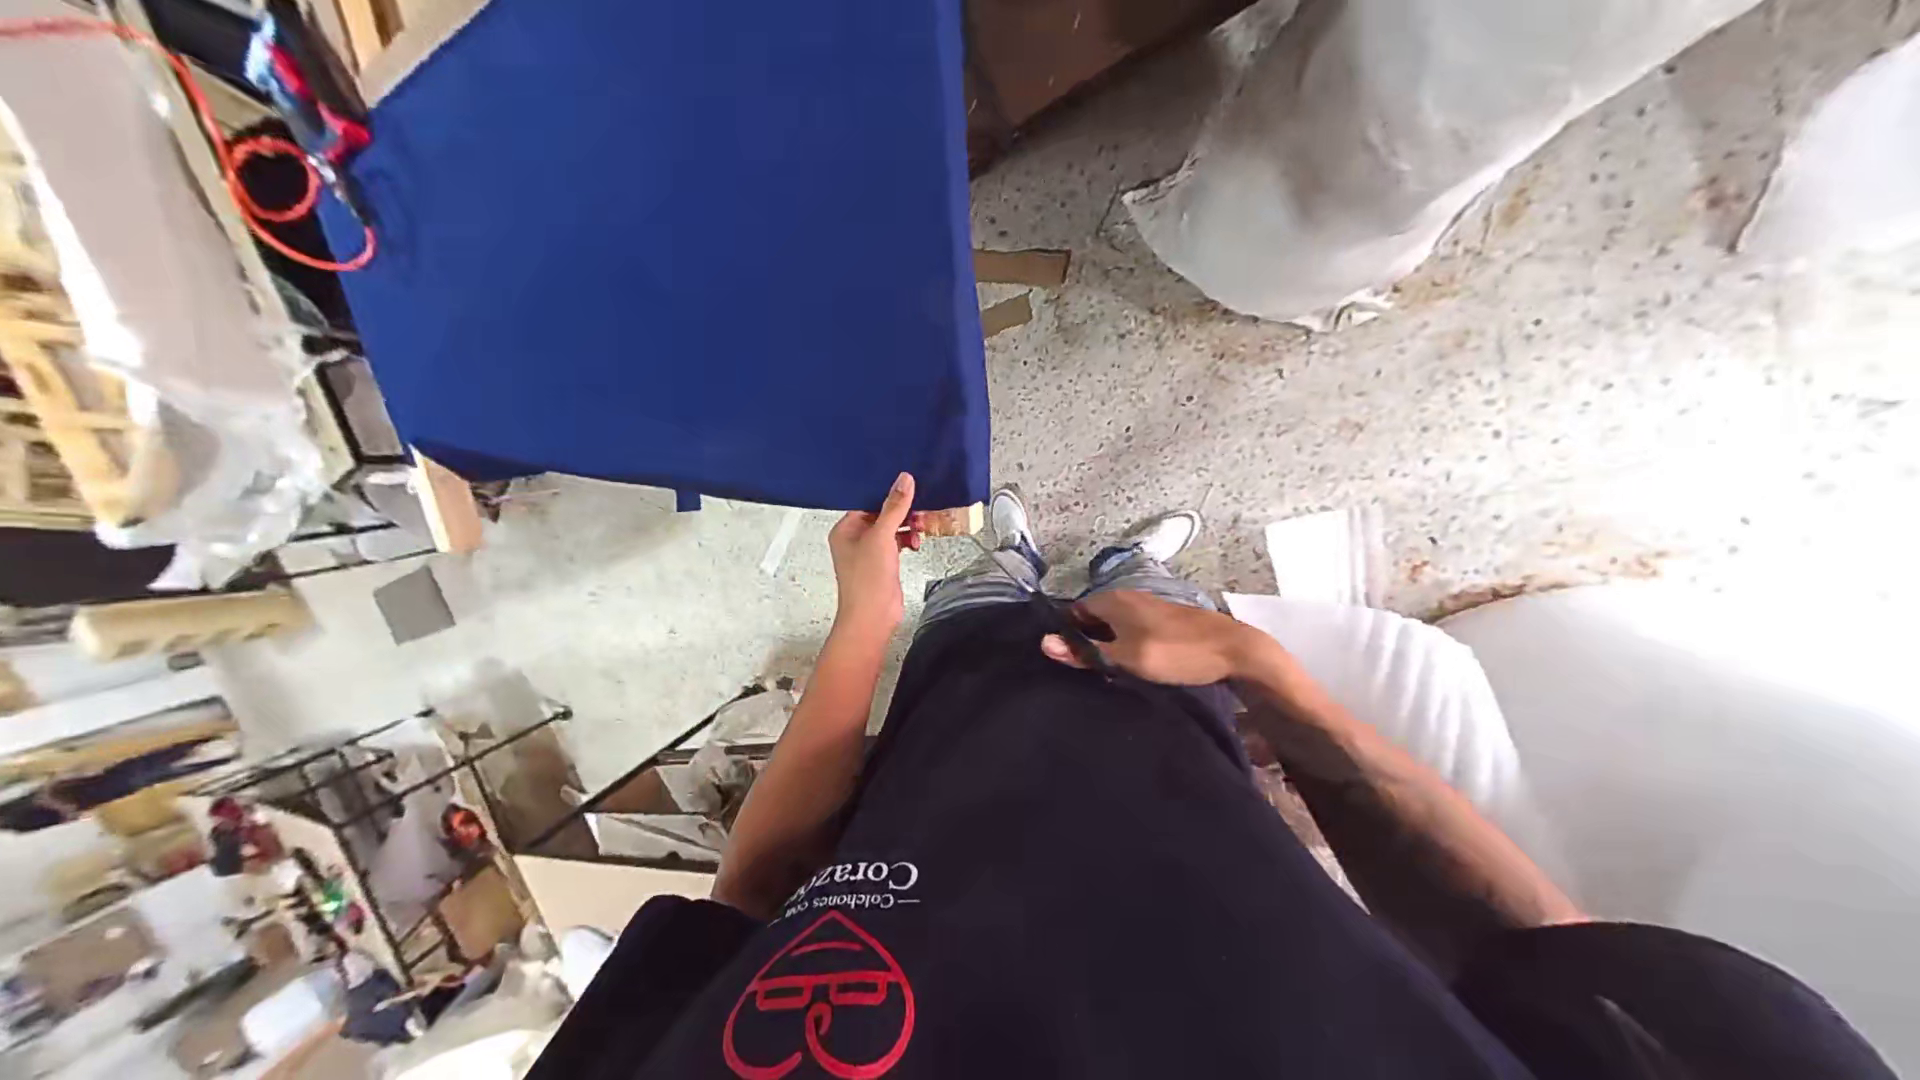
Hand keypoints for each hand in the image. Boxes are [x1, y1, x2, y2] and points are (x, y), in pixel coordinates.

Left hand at [827, 472, 921, 637]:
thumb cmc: (866, 580)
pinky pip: (897, 543)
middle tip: (920, 509)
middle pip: (881, 514)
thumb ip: (894, 507)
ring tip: (921, 527)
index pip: (868, 502)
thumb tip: (905, 480)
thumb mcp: (882, 536)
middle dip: (902, 512)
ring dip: (907, 526)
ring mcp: (870, 552)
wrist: (872, 617)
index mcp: (845, 529)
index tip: (908, 487)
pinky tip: (916, 543)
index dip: (888, 495)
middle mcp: (855, 539)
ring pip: (892, 529)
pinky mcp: (883, 563)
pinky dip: (908, 540)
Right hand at [1039, 590, 1276, 685]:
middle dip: (1083, 641)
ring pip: (1111, 626)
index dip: (1063, 635)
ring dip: (1104, 646)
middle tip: (1078, 671)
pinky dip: (1123, 646)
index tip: (1060, 660)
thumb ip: (1085, 652)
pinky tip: (1127, 666)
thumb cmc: (1175, 653)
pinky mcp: (1161, 621)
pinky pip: (1129, 631)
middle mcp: (1126, 597)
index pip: (1072, 612)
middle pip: (1091, 619)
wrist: (1233, 651)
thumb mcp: (1125, 657)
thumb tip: (1043, 642)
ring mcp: (1146, 607)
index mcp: (1112, 600)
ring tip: (1100, 672)